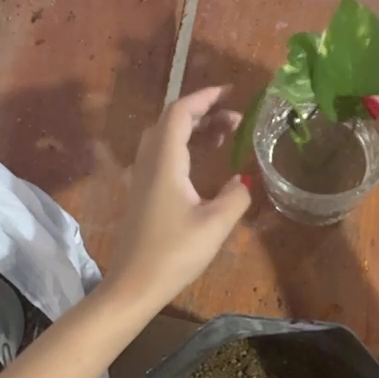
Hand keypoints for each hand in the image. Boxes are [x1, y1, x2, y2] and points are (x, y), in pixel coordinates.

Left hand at [106, 85, 251, 306]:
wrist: (134, 284)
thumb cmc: (174, 253)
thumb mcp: (215, 226)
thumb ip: (236, 197)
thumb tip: (244, 181)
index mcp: (165, 162)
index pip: (181, 113)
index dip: (204, 98)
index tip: (230, 93)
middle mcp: (148, 163)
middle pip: (170, 121)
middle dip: (202, 113)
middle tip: (234, 120)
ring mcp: (141, 179)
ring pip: (163, 138)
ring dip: (191, 130)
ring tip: (222, 137)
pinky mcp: (141, 195)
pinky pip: (160, 156)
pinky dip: (182, 148)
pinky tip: (200, 165)